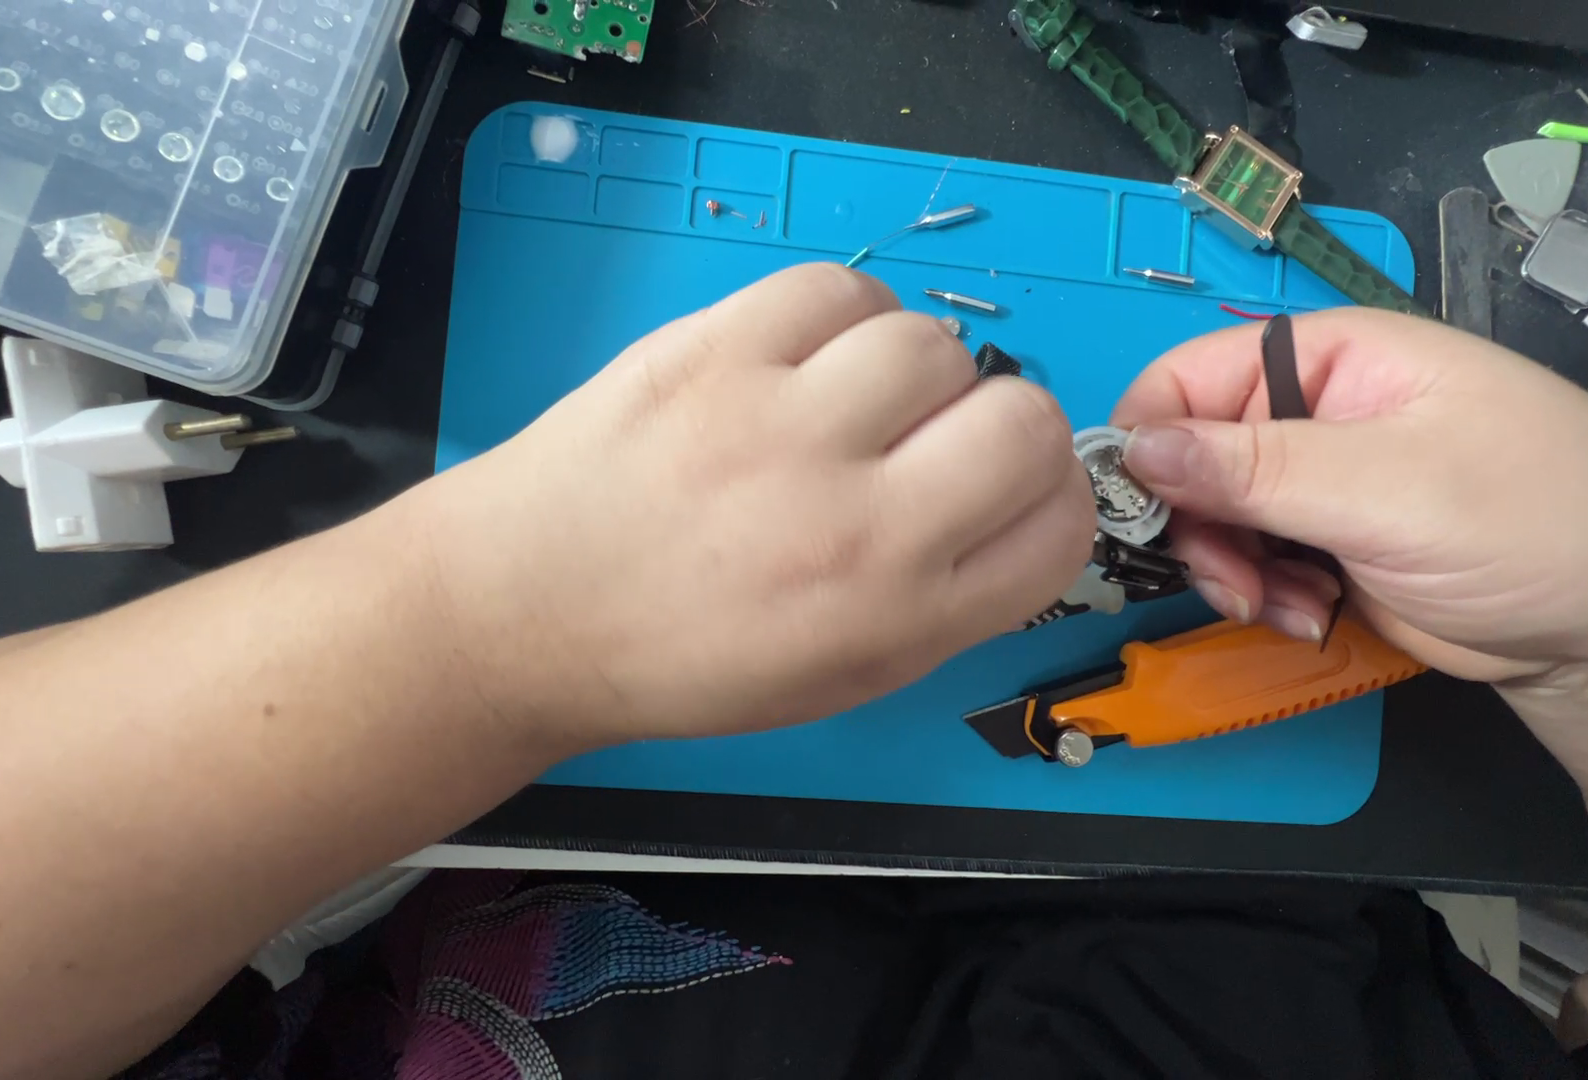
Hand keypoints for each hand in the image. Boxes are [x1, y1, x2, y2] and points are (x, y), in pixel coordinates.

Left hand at [407, 263, 1095, 739]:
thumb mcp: (846, 673)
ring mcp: (783, 426)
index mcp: (899, 621)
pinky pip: (840, 290)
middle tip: (937, 444)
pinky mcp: (714, 349)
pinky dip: (844, 319)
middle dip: (1005, 430)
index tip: (1009, 495)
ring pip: (933, 344)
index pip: (1060, 528)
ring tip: (852, 403)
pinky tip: (803, 360)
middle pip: (1025, 421)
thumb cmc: (690, 662)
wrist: (526, 614)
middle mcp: (859, 525)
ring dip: (915, 373)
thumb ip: (951, 596)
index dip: (1049, 501)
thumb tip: (1015, 503)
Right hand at [1111, 308, 1587, 684]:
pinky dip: (1257, 593)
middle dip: (1199, 527)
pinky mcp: (1309, 540)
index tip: (1142, 510)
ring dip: (1229, 570)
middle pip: (1186, 459)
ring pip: (1205, 518)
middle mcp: (1303, 413)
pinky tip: (1307, 613)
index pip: (1187, 379)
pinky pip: (1239, 559)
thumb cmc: (1534, 525)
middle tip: (1235, 580)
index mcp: (1326, 359)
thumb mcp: (1389, 488)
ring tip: (1283, 605)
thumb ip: (1253, 468)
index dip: (1148, 439)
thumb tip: (1132, 449)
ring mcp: (1305, 482)